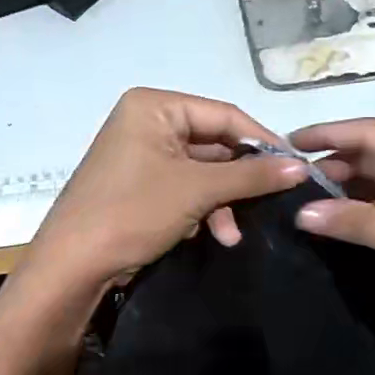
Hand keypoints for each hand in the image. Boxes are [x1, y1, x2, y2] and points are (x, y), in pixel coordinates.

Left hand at [23, 88, 308, 285]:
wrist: (73, 267)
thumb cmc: (133, 212)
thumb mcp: (198, 190)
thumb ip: (252, 175)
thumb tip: (301, 167)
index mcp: (155, 107)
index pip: (224, 114)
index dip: (262, 140)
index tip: (296, 166)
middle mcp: (148, 122)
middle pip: (216, 144)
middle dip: (240, 180)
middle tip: (274, 200)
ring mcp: (144, 155)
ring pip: (205, 171)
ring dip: (224, 202)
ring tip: (232, 233)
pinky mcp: (144, 185)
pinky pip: (188, 188)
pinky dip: (204, 210)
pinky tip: (212, 234)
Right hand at [288, 118, 374, 310]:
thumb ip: (358, 223)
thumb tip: (301, 212)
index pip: (368, 131)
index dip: (327, 133)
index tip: (285, 145)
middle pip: (374, 150)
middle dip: (334, 161)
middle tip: (291, 182)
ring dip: (349, 185)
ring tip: (309, 200)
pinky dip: (368, 205)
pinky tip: (344, 219)